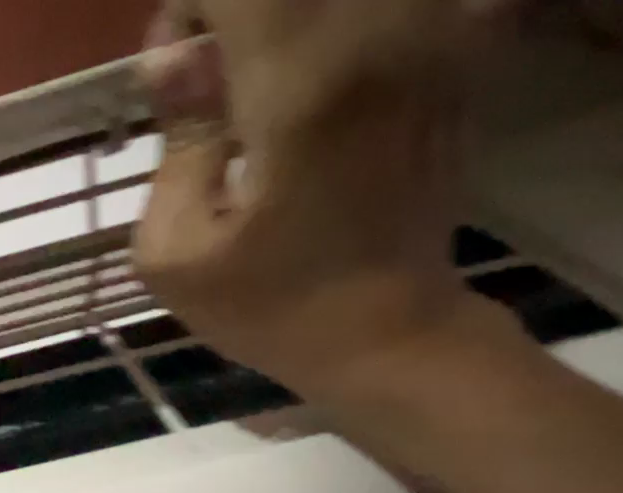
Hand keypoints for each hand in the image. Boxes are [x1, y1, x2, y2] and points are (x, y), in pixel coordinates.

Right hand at [131, 0, 514, 395]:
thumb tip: (172, 54)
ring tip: (248, 92)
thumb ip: (177, 137)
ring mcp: (429, 44)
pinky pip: (385, 13)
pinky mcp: (451, 59)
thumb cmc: (263, 304)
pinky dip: (329, 38)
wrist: (385, 329)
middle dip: (229, 16)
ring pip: (334, 0)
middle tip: (202, 86)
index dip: (191, 11)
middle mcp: (377, 44)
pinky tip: (306, 92)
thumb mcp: (173, 248)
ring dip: (277, 28)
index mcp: (298, 92)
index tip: (171, 75)